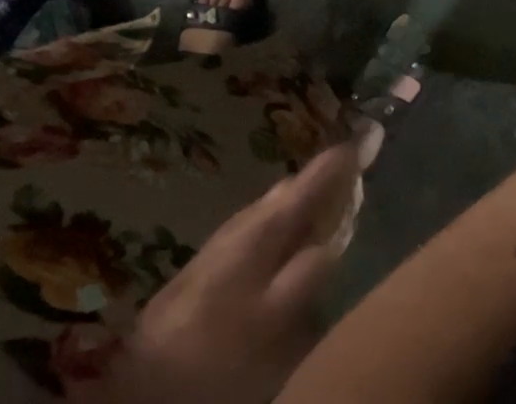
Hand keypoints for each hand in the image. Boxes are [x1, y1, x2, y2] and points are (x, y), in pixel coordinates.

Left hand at [76, 145, 358, 403]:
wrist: (145, 378)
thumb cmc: (218, 345)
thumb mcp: (274, 315)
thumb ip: (308, 274)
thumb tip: (333, 242)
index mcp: (266, 227)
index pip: (312, 178)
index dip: (342, 159)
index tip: (370, 138)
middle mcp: (246, 222)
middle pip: (293, 188)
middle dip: (325, 181)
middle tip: (357, 181)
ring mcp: (226, 240)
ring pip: (276, 208)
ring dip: (305, 203)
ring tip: (332, 211)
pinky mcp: (213, 263)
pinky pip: (263, 227)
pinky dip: (286, 225)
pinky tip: (292, 247)